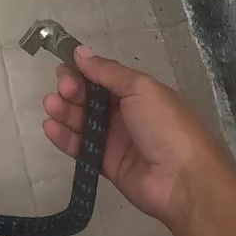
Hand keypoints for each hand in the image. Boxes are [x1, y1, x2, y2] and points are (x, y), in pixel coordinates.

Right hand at [41, 45, 227, 224]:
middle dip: (71, 89)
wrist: (185, 183)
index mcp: (136, 93)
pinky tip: (50, 127)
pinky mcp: (107, 165)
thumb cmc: (166, 126)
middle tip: (63, 90)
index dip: (81, 71)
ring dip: (63, 110)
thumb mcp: (141, 88)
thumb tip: (80, 52)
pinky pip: (80, 148)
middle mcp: (124, 114)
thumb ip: (107, 71)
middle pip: (88, 97)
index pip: (101, 77)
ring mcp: (115, 140)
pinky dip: (64, 137)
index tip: (65, 68)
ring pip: (81, 121)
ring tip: (51, 106)